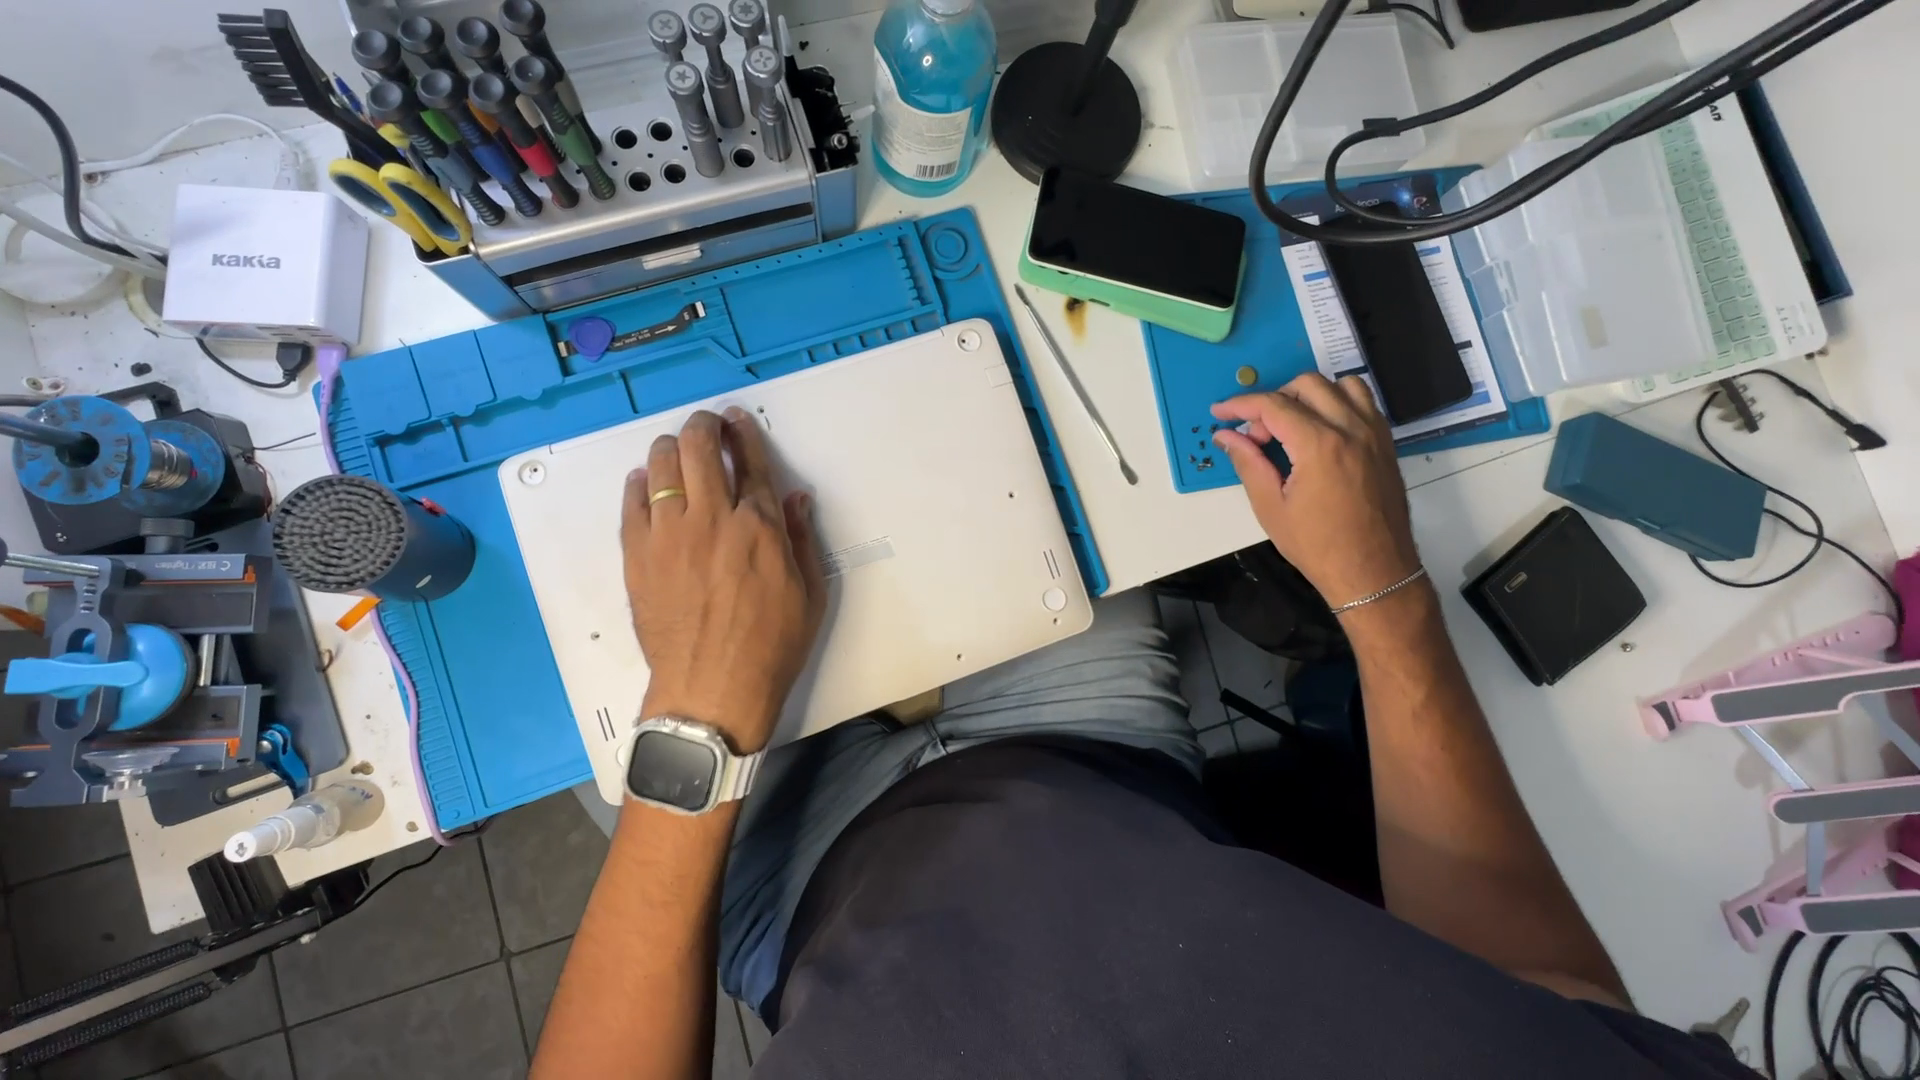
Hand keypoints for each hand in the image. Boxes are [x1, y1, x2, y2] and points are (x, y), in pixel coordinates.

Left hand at [621, 408, 825, 752]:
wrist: (712, 688)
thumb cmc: (772, 645)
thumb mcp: (810, 593)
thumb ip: (801, 539)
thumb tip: (794, 497)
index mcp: (758, 526)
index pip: (750, 461)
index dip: (742, 432)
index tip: (736, 419)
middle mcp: (711, 517)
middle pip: (698, 448)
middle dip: (703, 426)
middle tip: (707, 428)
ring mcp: (668, 534)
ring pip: (660, 465)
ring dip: (670, 448)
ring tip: (676, 453)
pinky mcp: (637, 554)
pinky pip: (631, 502)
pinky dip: (639, 483)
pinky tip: (644, 482)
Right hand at [1211, 374, 1421, 609]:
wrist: (1373, 571)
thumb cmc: (1317, 546)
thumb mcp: (1271, 507)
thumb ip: (1248, 463)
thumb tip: (1226, 435)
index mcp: (1319, 446)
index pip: (1273, 406)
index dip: (1240, 405)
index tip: (1220, 412)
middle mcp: (1351, 429)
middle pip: (1306, 385)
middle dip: (1273, 400)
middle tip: (1257, 434)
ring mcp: (1374, 433)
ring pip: (1340, 385)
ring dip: (1309, 395)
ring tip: (1291, 425)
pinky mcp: (1386, 443)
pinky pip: (1363, 402)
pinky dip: (1337, 403)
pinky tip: (1320, 431)